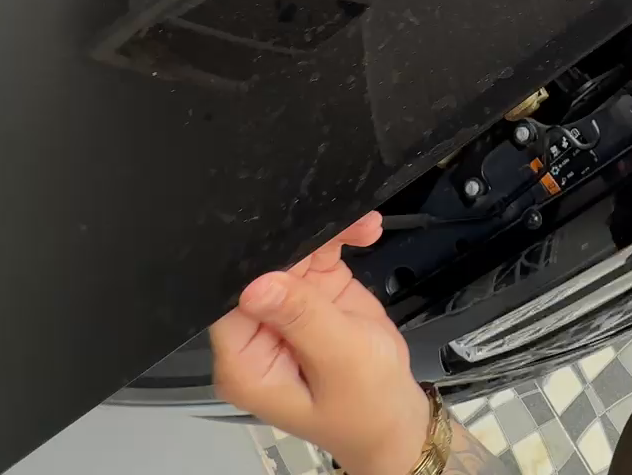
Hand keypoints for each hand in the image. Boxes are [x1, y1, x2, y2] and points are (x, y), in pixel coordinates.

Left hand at [211, 212, 428, 474]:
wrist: (395, 412)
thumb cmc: (366, 400)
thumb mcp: (338, 360)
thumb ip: (303, 319)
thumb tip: (257, 285)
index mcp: (246, 360)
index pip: (236, 301)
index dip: (262, 266)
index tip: (296, 237)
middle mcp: (260, 332)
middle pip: (268, 270)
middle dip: (303, 240)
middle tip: (344, 220)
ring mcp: (289, 310)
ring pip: (298, 254)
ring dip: (330, 233)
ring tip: (365, 224)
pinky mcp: (317, 294)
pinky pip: (323, 255)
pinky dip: (345, 237)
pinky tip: (366, 230)